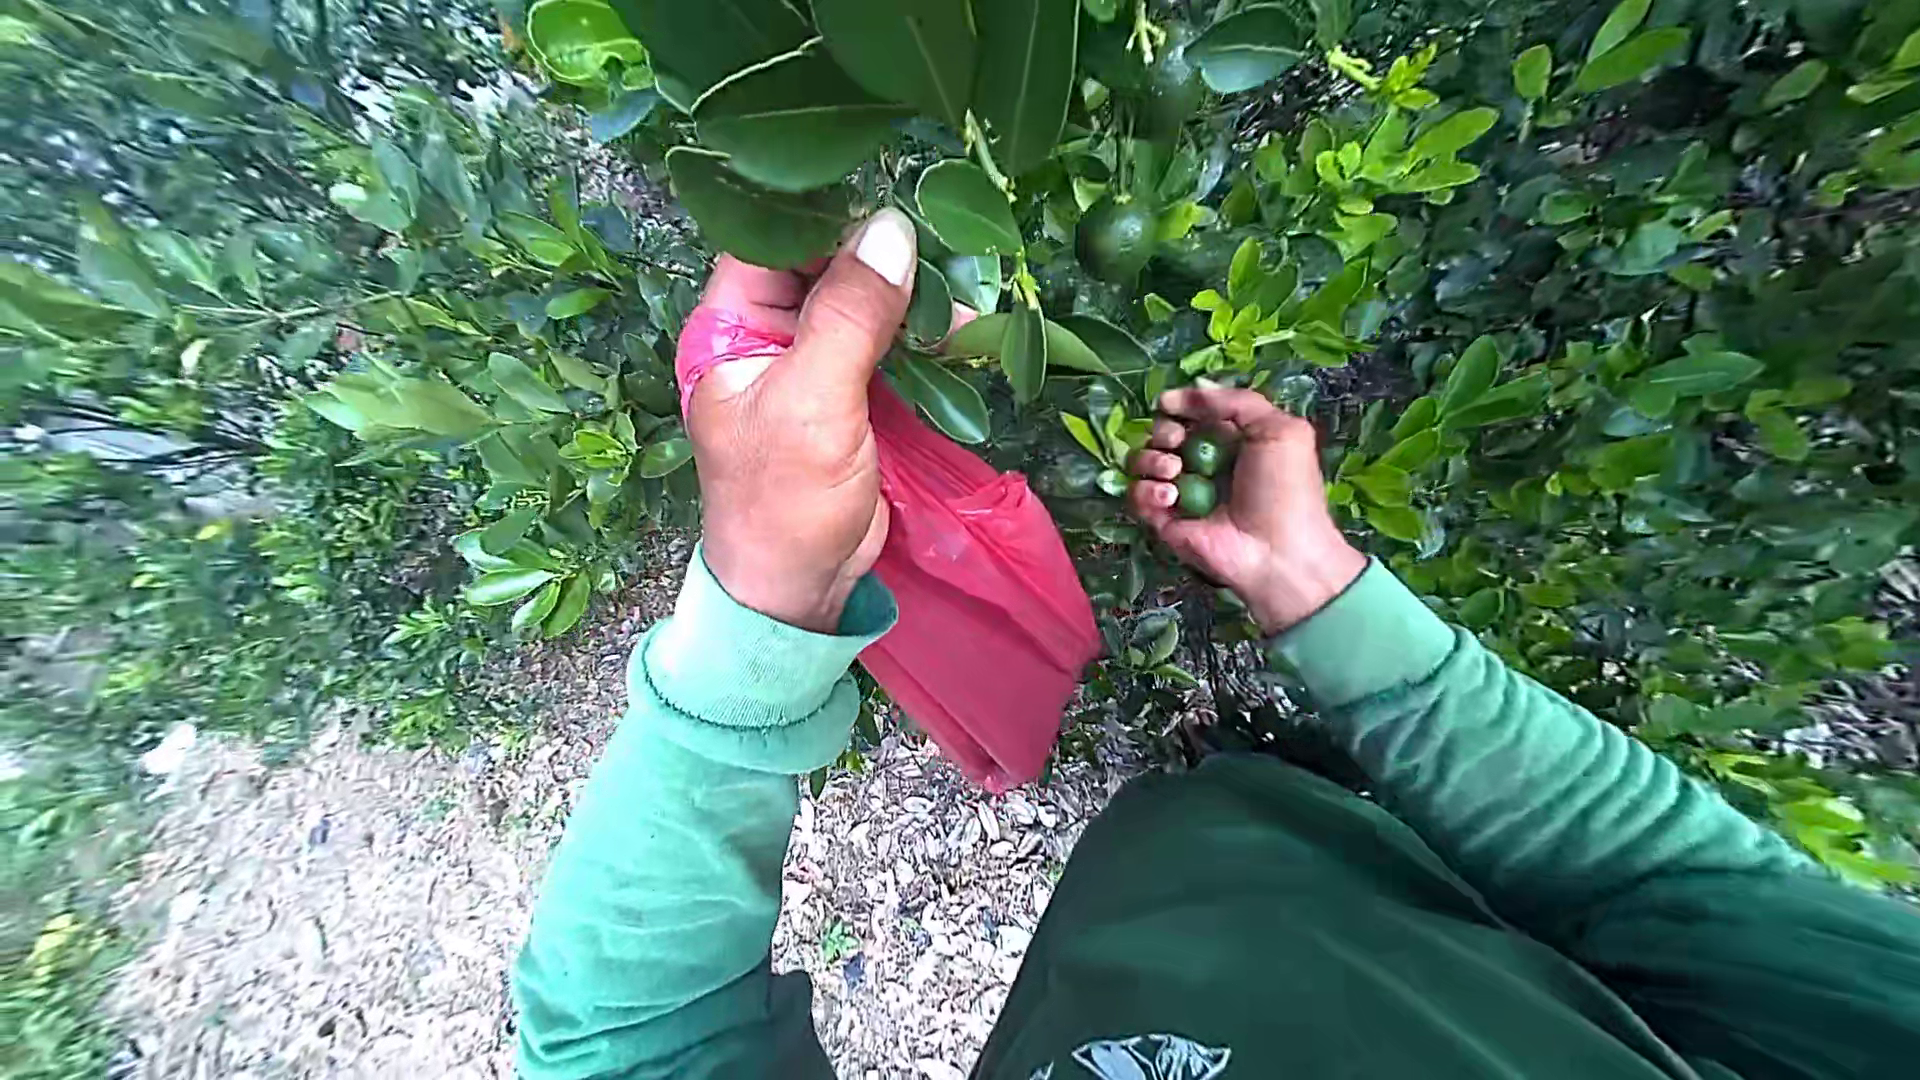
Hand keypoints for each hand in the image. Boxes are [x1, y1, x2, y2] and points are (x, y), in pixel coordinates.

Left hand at [684, 210, 917, 631]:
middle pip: (824, 269)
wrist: (802, 584)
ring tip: (964, 292)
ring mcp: (812, 366)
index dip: (829, 218)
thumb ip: (850, 318)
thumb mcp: (814, 405)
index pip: (773, 242)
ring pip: (861, 307)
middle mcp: (767, 336)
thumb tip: (893, 229)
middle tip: (948, 246)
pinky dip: (917, 340)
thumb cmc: (787, 500)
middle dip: (883, 260)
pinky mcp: (849, 395)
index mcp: (731, 327)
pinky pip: (884, 348)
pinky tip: (954, 332)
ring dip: (909, 300)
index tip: (893, 203)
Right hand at [1127, 387, 1366, 634]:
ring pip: (1140, 463)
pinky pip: (1136, 496)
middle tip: (1178, 443)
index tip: (1171, 406)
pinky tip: (1169, 495)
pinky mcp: (1161, 520)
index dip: (1177, 407)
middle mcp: (1198, 464)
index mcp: (1226, 441)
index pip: (1188, 414)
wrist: (1278, 551)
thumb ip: (1235, 402)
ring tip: (1174, 472)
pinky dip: (1146, 490)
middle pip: (1159, 436)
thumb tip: (1184, 390)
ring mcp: (1177, 493)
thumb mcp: (1278, 430)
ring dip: (1151, 459)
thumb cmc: (1286, 490)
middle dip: (1163, 433)